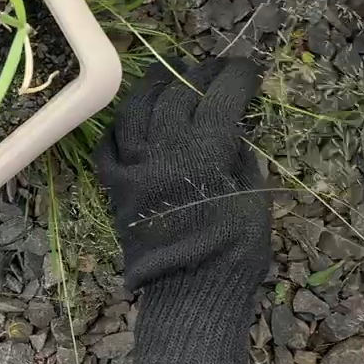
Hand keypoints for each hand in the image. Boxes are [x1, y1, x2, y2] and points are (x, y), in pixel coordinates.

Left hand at [95, 57, 270, 363]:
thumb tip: (232, 132)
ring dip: (154, 88)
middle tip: (213, 67)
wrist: (189, 296)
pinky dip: (119, 131)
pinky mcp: (116, 187)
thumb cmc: (232, 254)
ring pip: (136, 111)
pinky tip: (130, 122)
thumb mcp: (254, 201)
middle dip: (199, 74)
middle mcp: (164, 150)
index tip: (247, 69)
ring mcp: (134, 166)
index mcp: (204, 152)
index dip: (235, 78)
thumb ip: (241, 160)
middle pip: (177, 95)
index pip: (219, 98)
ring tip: (168, 76)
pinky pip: (110, 149)